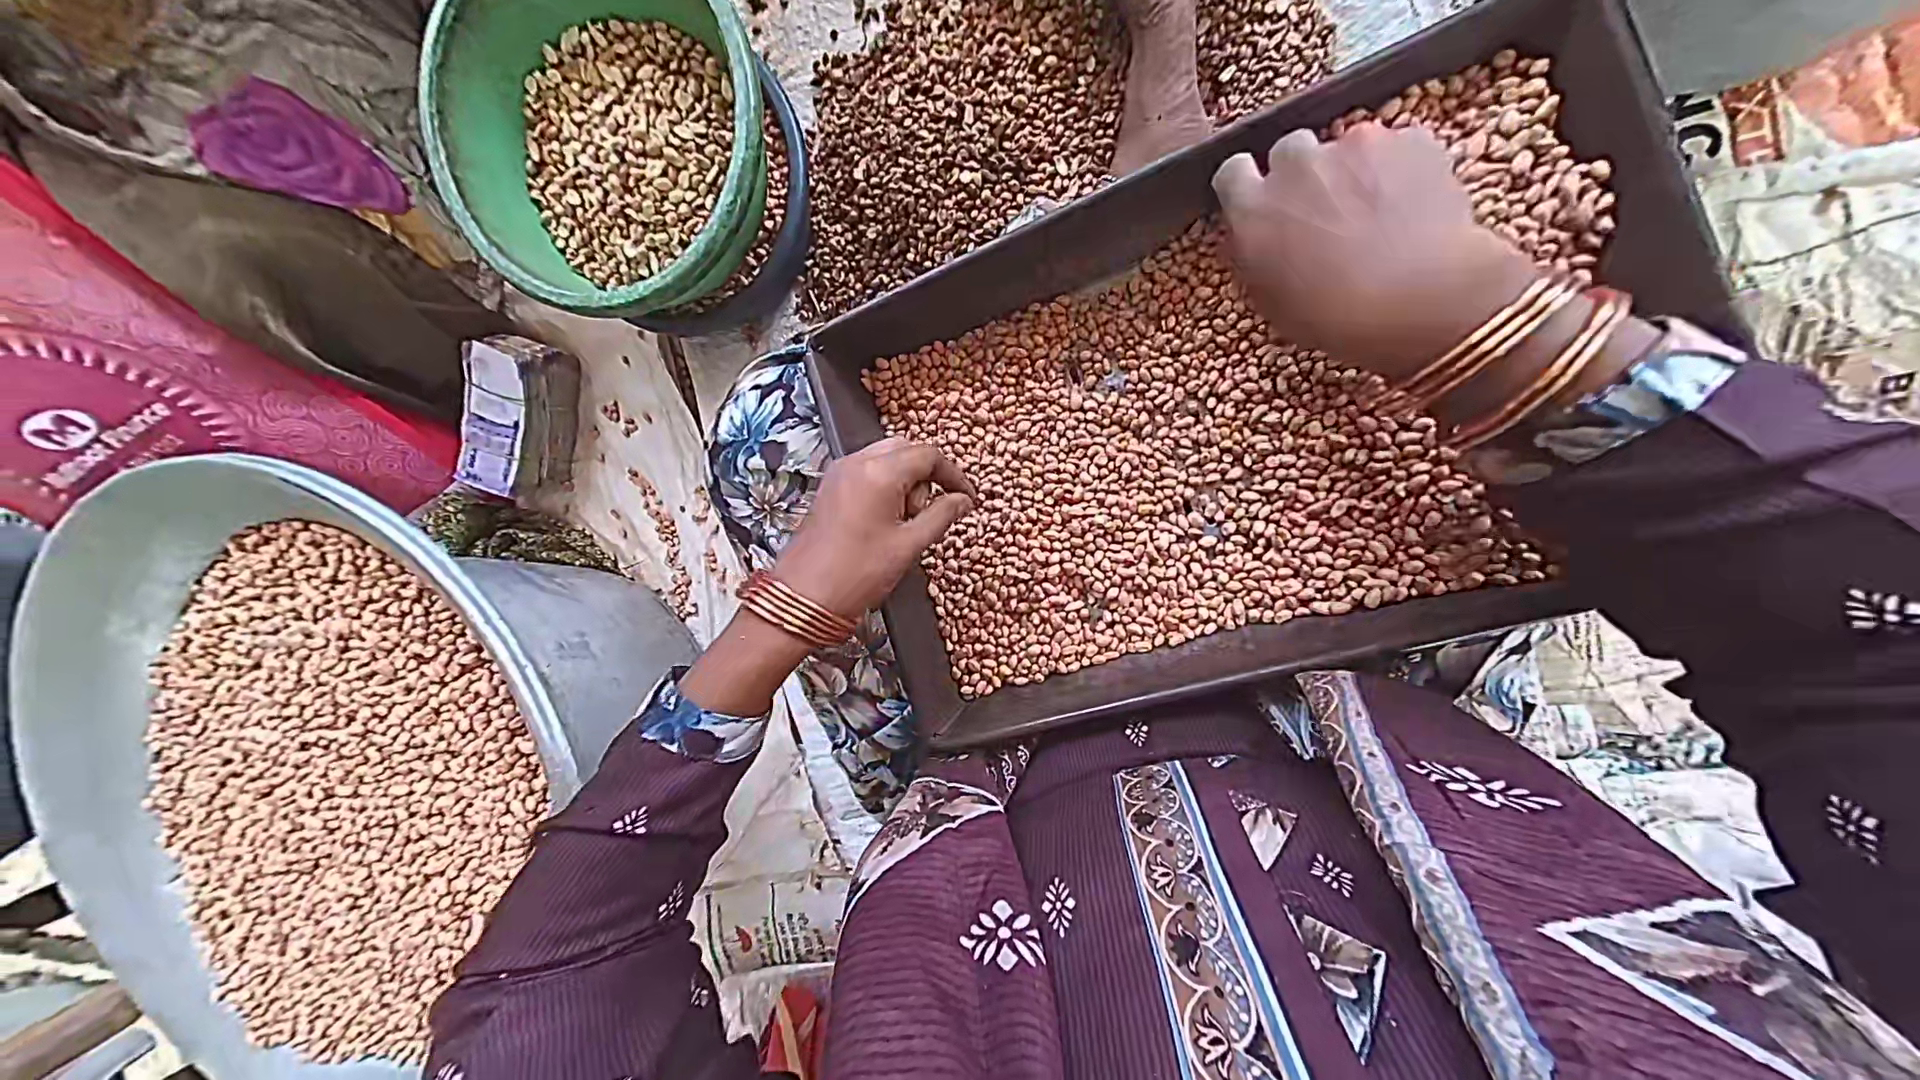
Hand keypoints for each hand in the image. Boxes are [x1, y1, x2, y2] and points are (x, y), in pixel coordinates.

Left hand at [772, 437, 976, 616]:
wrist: (803, 597)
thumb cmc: (855, 574)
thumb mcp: (909, 545)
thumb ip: (941, 516)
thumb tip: (962, 501)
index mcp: (879, 473)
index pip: (928, 455)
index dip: (953, 476)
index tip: (965, 498)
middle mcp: (856, 463)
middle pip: (906, 450)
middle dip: (926, 477)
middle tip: (931, 513)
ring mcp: (840, 474)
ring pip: (886, 459)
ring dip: (906, 482)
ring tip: (904, 524)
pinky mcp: (830, 488)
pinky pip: (867, 472)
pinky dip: (885, 487)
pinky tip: (886, 522)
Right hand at [1211, 123, 1542, 381]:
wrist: (1417, 298)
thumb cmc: (1333, 314)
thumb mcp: (1268, 301)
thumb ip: (1249, 256)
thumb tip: (1245, 237)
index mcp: (1253, 209)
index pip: (1232, 173)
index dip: (1245, 186)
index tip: (1257, 203)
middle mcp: (1296, 166)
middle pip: (1289, 150)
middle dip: (1298, 174)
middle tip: (1315, 213)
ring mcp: (1355, 146)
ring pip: (1344, 147)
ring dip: (1348, 172)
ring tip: (1367, 216)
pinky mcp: (1408, 140)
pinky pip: (1394, 147)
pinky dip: (1395, 169)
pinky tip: (1402, 207)